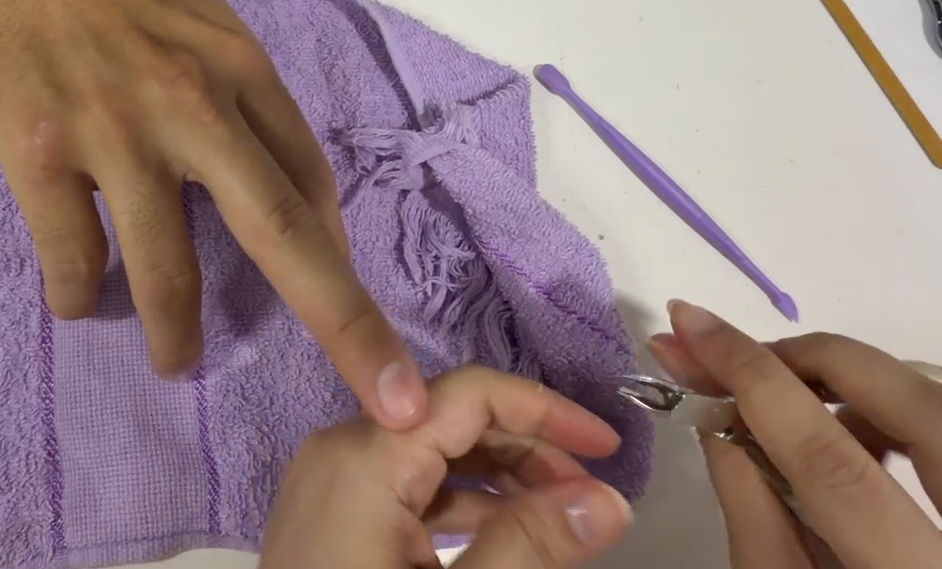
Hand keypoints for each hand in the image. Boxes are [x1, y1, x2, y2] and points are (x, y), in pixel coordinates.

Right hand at [0, 0, 427, 425]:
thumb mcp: (213, 24)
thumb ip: (257, 107)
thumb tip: (301, 204)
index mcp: (240, 66)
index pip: (311, 179)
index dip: (338, 256)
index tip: (356, 311)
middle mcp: (189, 102)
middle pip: (279, 230)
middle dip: (345, 323)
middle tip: (391, 402)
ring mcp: (113, 132)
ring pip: (164, 270)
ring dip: (177, 334)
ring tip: (179, 358)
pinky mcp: (40, 156)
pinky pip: (73, 260)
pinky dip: (81, 294)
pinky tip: (84, 295)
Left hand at [260, 366, 631, 568]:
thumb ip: (530, 547)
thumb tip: (608, 499)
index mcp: (367, 455)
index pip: (466, 394)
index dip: (542, 409)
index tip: (609, 446)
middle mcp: (343, 448)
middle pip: (448, 417)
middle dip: (526, 447)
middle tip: (593, 497)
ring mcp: (333, 480)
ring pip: (429, 451)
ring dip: (498, 476)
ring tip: (562, 518)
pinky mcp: (333, 513)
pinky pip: (406, 485)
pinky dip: (460, 501)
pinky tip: (507, 534)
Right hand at [650, 302, 941, 567]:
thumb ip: (755, 521)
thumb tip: (719, 410)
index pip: (837, 469)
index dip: (750, 378)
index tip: (689, 322)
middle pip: (940, 424)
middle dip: (820, 362)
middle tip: (745, 357)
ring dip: (896, 388)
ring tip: (831, 410)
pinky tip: (921, 432)